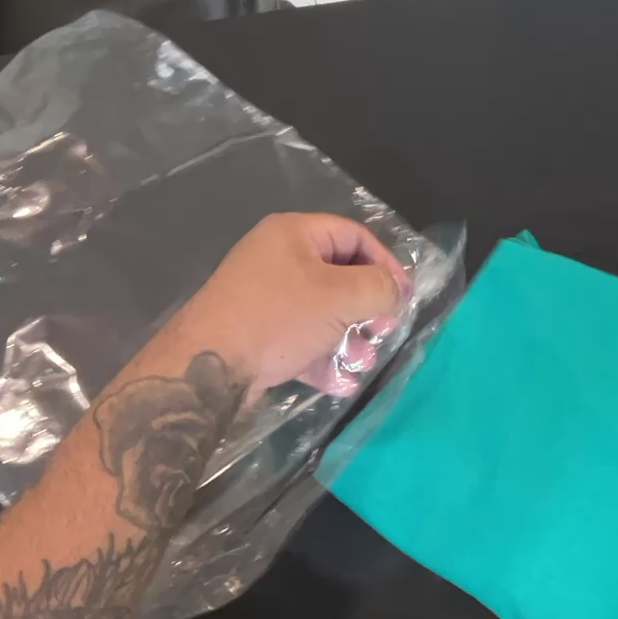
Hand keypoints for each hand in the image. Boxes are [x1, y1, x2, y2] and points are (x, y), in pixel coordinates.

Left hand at [169, 213, 409, 396]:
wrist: (212, 365)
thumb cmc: (279, 318)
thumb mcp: (340, 297)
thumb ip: (378, 288)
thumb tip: (396, 291)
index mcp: (294, 235)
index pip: (353, 235)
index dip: (386, 263)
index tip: (405, 296)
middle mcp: (278, 261)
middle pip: (338, 277)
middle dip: (367, 307)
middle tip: (387, 329)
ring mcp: (266, 300)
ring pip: (321, 314)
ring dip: (349, 339)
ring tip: (364, 362)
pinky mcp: (259, 336)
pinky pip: (301, 342)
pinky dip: (323, 360)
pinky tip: (341, 384)